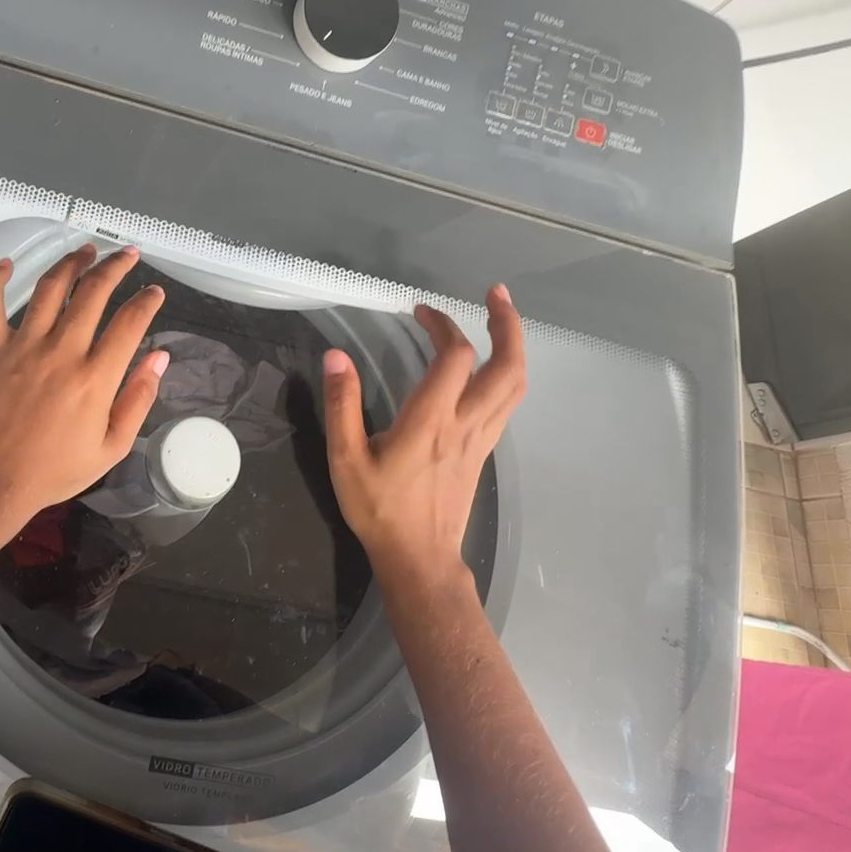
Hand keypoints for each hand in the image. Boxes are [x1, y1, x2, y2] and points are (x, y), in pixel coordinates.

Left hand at [0, 244, 167, 520]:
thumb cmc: (54, 472)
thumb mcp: (111, 447)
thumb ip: (138, 399)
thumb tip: (159, 357)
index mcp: (95, 378)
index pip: (130, 323)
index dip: (147, 301)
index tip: (155, 292)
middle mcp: (61, 352)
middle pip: (93, 292)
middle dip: (115, 266)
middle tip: (127, 254)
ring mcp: (23, 347)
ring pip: (49, 289)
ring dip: (70, 262)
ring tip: (85, 250)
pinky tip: (5, 264)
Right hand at [322, 285, 526, 591]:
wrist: (418, 558)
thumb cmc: (379, 509)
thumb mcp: (345, 459)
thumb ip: (341, 405)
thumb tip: (336, 356)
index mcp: (430, 422)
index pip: (454, 359)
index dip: (441, 325)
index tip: (418, 311)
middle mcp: (465, 425)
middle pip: (506, 366)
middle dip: (506, 324)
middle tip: (496, 294)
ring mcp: (480, 439)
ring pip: (514, 386)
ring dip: (514, 347)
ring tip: (501, 320)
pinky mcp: (482, 452)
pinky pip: (506, 403)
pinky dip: (505, 374)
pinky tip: (488, 369)